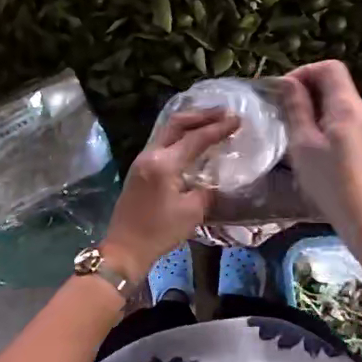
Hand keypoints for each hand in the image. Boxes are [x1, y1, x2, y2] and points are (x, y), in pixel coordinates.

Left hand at [101, 109, 240, 280]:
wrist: (125, 249)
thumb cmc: (159, 232)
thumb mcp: (192, 212)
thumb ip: (205, 191)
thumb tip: (210, 181)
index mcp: (164, 163)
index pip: (196, 138)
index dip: (218, 128)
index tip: (237, 120)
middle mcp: (150, 155)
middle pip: (176, 124)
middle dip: (201, 116)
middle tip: (223, 112)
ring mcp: (141, 161)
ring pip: (167, 132)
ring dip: (189, 124)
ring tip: (210, 121)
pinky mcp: (139, 170)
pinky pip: (162, 144)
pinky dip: (179, 137)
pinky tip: (191, 141)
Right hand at [280, 60, 361, 238]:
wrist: (358, 213)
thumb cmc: (327, 179)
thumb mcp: (303, 142)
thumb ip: (296, 108)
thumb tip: (287, 82)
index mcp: (346, 105)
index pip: (329, 67)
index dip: (303, 72)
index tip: (282, 92)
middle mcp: (356, 108)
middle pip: (332, 79)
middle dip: (304, 86)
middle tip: (281, 106)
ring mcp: (358, 123)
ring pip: (332, 97)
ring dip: (308, 102)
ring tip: (288, 121)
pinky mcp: (355, 137)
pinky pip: (335, 113)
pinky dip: (316, 115)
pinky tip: (302, 136)